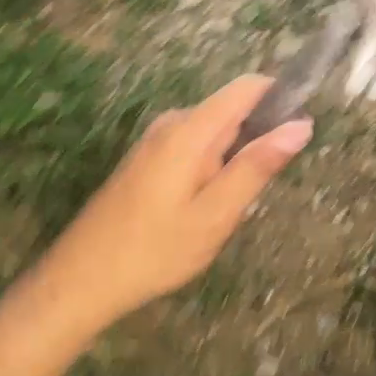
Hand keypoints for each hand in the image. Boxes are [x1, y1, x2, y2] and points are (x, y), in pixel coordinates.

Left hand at [33, 76, 313, 328]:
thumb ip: (258, 166)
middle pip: (234, 110)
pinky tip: (199, 212)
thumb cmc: (152, 252)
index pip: (248, 87)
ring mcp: (155, 141)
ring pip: (216, 133)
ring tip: (224, 210)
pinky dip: (211, 168)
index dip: (281, 98)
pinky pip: (195, 147)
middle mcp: (172, 124)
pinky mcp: (146, 160)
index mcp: (190, 130)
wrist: (74, 288)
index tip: (299, 133)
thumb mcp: (215, 215)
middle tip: (251, 194)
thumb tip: (302, 124)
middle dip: (257, 141)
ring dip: (233, 160)